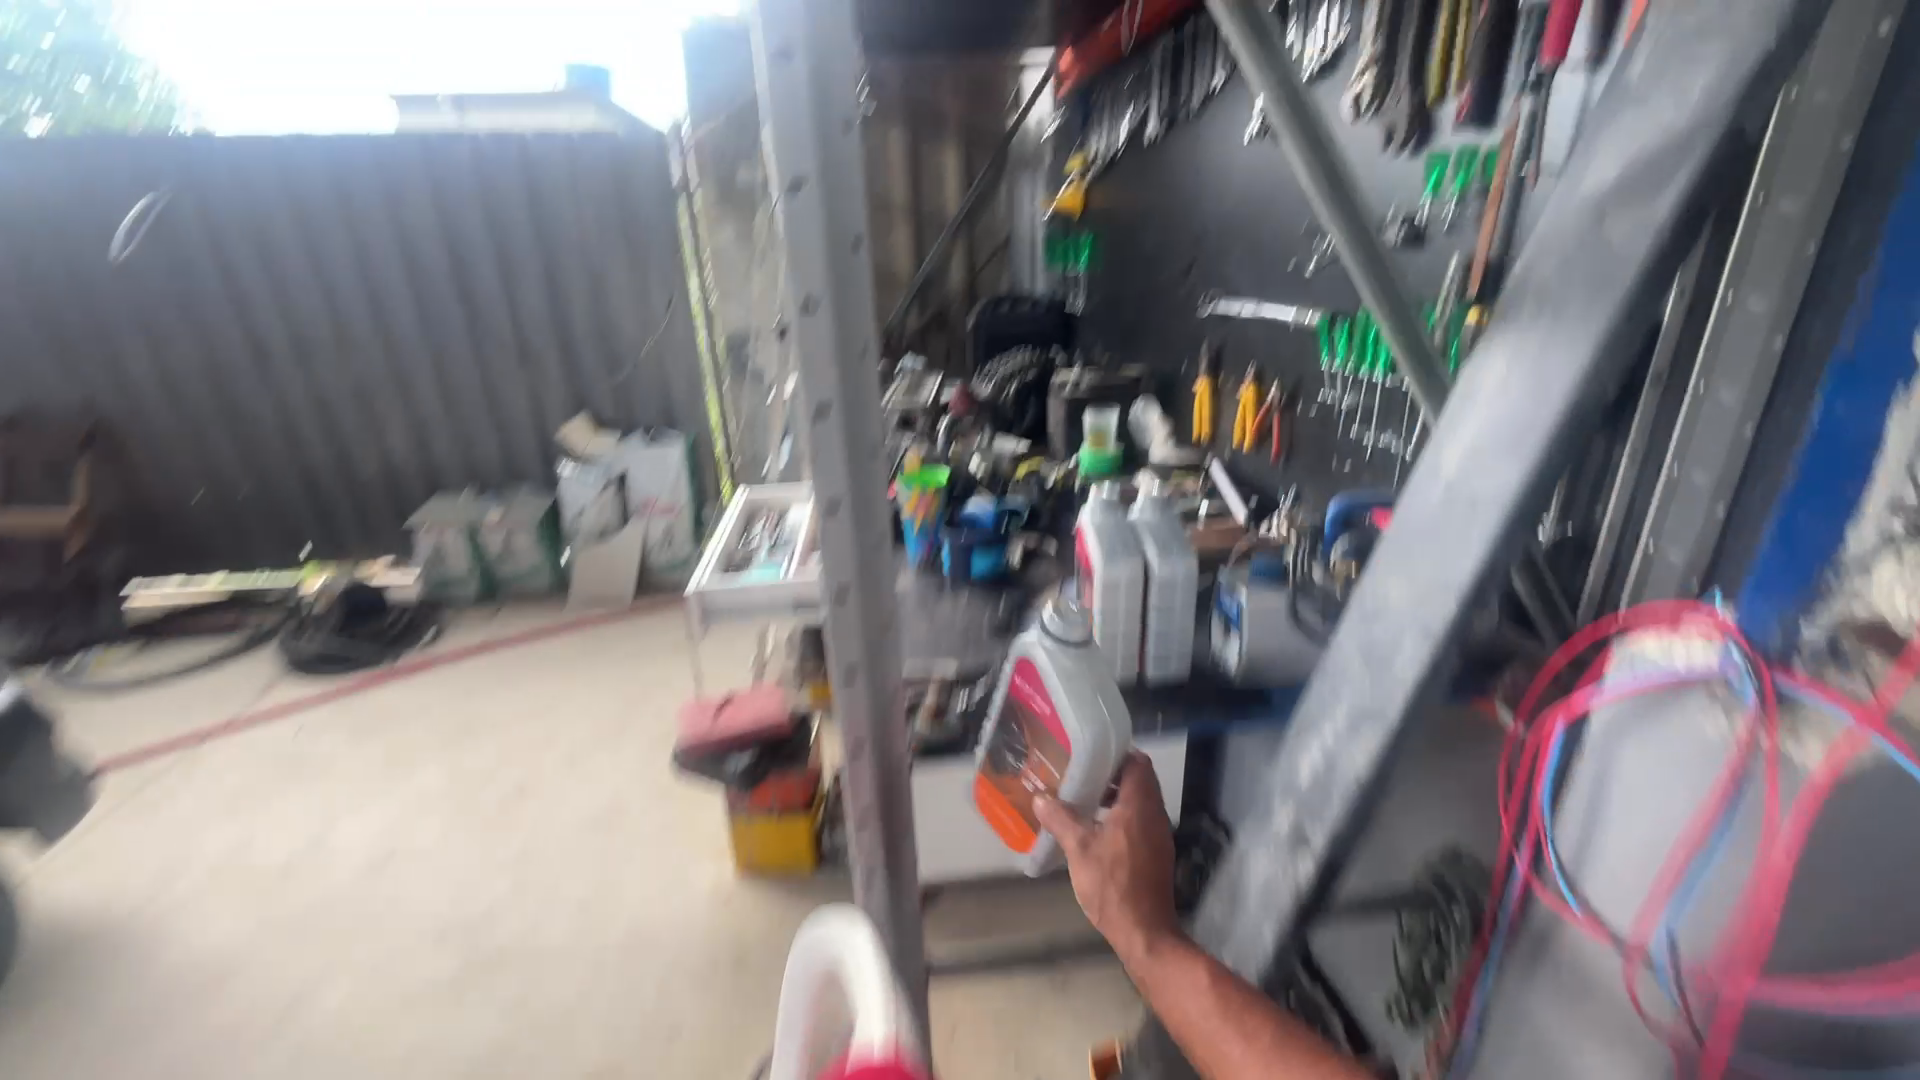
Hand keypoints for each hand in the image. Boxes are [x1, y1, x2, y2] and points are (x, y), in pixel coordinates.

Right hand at [1032, 751, 1181, 965]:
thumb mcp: (1079, 849)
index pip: (1138, 763)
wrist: (1145, 933)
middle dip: (1113, 774)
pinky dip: (1122, 816)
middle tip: (1083, 773)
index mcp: (1139, 806)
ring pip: (1141, 802)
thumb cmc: (1112, 885)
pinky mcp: (1157, 854)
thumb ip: (1061, 819)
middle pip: (1140, 780)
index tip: (1092, 753)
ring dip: (1117, 796)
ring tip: (1086, 800)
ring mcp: (1159, 836)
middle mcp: (1154, 815)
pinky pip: (1141, 821)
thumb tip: (1040, 799)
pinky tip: (1097, 830)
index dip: (1118, 753)